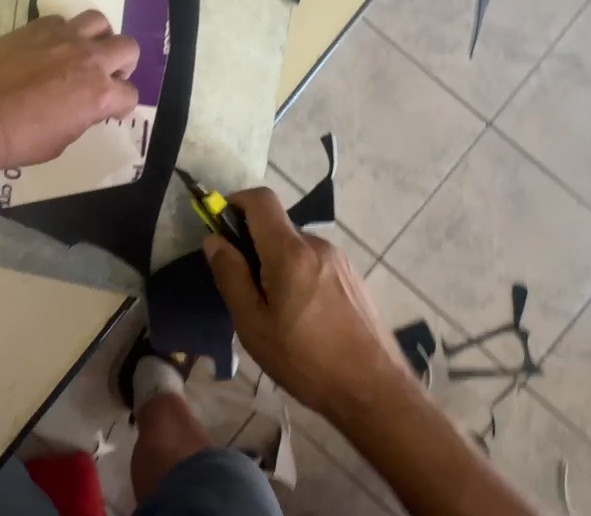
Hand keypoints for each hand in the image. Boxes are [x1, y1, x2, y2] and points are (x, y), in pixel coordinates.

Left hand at [0, 10, 138, 172]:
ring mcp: (63, 37)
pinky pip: (61, 20)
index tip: (109, 109)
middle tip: (104, 75)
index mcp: (100, 94)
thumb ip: (82, 116)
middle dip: (123, 63)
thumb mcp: (63, 139)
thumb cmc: (21, 139)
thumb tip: (83, 107)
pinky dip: (62, 33)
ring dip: (98, 37)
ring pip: (99, 21)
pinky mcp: (36, 27)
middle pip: (128, 47)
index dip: (122, 104)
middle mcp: (89, 59)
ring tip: (81, 51)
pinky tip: (48, 48)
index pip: (130, 94)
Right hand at [203, 188, 402, 418]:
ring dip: (278, 265)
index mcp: (290, 251)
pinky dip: (300, 276)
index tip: (222, 230)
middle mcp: (318, 246)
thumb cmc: (306, 360)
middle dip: (255, 246)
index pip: (261, 199)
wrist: (376, 392)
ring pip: (296, 248)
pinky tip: (304, 318)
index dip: (236, 203)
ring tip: (277, 312)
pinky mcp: (354, 279)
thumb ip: (230, 276)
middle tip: (247, 290)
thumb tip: (214, 240)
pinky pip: (315, 263)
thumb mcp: (253, 324)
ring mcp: (340, 261)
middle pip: (277, 226)